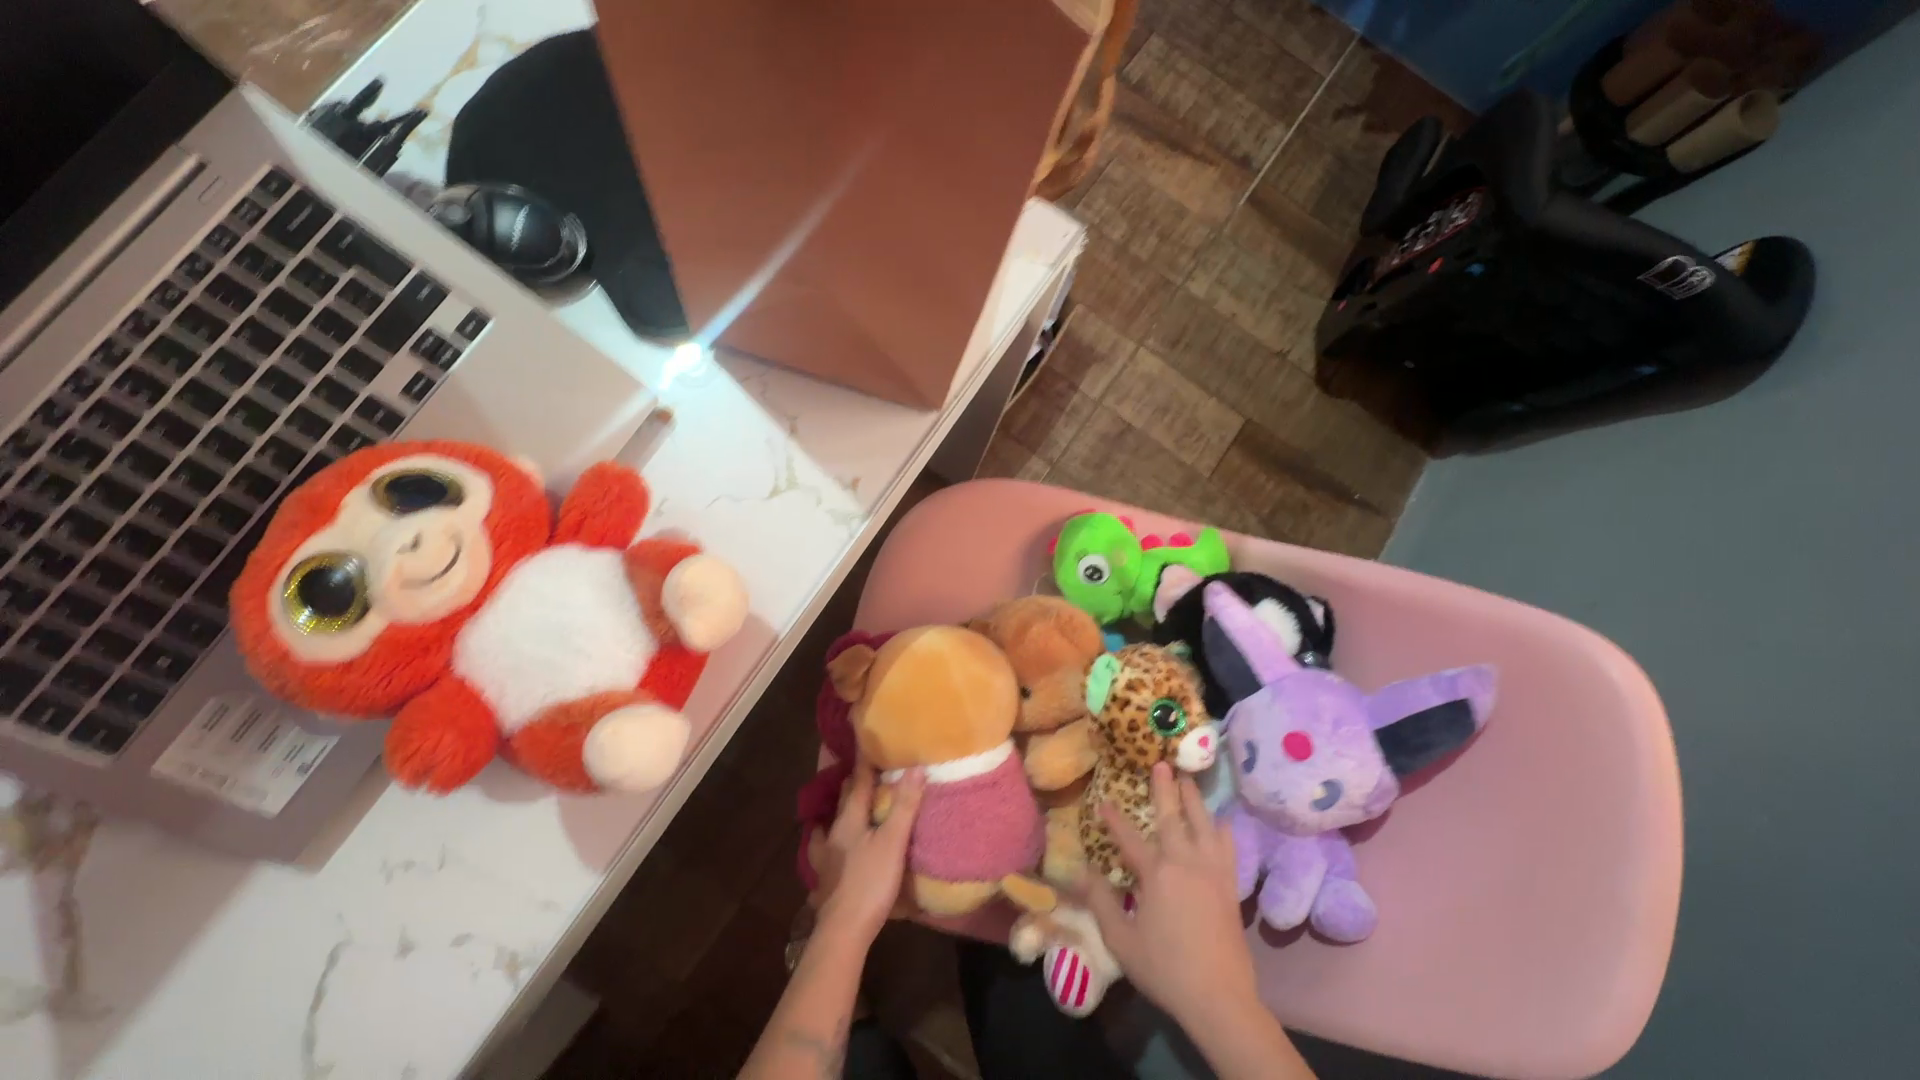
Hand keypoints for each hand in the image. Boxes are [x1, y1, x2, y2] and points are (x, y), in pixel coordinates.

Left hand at [810, 765, 925, 944]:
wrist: (843, 929)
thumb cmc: (869, 882)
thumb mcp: (893, 842)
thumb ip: (904, 806)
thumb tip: (915, 768)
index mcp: (849, 819)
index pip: (858, 782)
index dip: (865, 762)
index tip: (868, 741)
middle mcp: (833, 832)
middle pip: (844, 800)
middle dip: (853, 782)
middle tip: (864, 767)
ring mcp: (826, 855)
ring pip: (831, 822)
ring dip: (840, 808)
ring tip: (844, 800)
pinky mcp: (826, 876)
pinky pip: (825, 848)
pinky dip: (827, 838)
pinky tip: (825, 844)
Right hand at [1074, 762, 1259, 1027]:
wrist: (1218, 996)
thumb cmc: (1164, 968)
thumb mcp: (1120, 939)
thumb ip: (1100, 902)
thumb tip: (1081, 872)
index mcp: (1156, 874)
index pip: (1129, 837)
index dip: (1114, 819)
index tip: (1103, 801)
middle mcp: (1186, 862)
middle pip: (1173, 817)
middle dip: (1164, 789)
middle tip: (1161, 763)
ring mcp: (1213, 871)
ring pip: (1205, 824)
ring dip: (1195, 800)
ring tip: (1189, 780)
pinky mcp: (1230, 885)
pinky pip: (1227, 845)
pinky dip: (1220, 827)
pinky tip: (1219, 822)